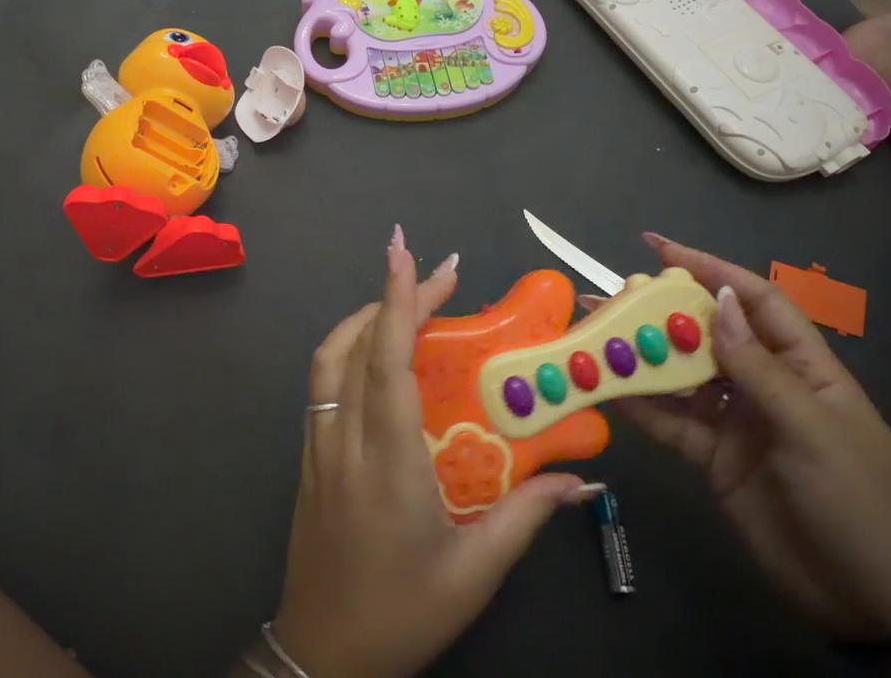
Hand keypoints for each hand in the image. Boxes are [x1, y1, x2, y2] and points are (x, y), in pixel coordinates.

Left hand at [269, 229, 598, 677]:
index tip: (409, 253)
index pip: (387, 360)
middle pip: (354, 347)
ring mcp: (318, 449)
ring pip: (328, 362)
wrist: (321, 654)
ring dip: (362, 321)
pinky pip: (323, 389)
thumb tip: (581, 480)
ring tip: (404, 309)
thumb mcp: (474, 571)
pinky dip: (348, 355)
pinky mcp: (309, 462)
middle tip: (437, 276)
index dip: (397, 300)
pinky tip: (380, 366)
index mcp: (386, 460)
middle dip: (391, 298)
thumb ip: (526, 516)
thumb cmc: (402, 612)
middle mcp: (344, 441)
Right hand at [610, 236, 890, 641]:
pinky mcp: (713, 459)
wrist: (874, 598)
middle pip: (705, 334)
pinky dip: (638, 407)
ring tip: (592, 338)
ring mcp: (736, 422)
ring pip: (679, 377)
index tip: (658, 249)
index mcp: (803, 366)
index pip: (753, 302)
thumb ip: (759, 369)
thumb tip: (718, 303)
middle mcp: (764, 384)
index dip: (709, 270)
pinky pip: (670, 423)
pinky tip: (606, 391)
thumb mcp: (813, 430)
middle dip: (659, 313)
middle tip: (607, 297)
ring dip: (639, 358)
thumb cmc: (860, 501)